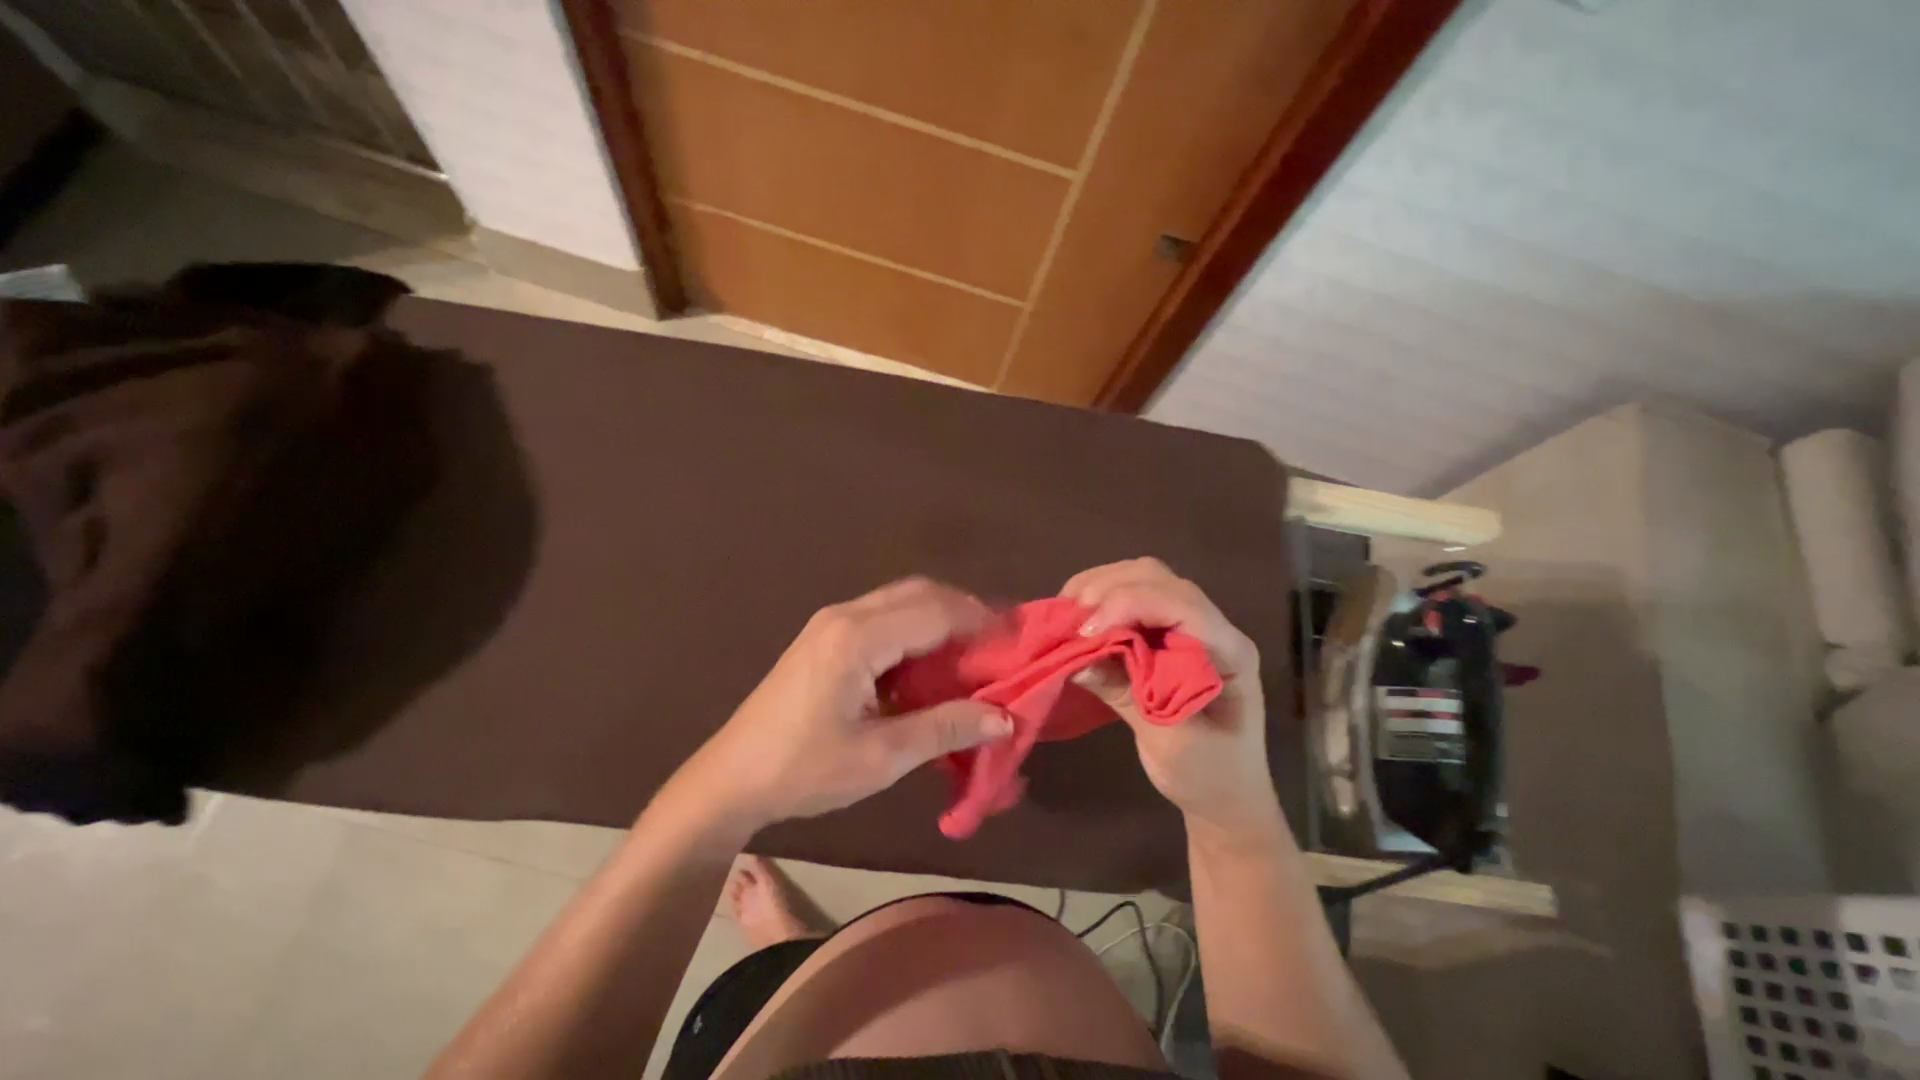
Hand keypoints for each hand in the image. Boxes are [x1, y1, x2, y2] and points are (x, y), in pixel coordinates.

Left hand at [681, 577, 1014, 831]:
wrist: (731, 779)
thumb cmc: (804, 770)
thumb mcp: (882, 757)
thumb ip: (945, 728)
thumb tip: (1005, 717)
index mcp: (857, 638)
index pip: (937, 610)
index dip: (983, 622)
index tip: (1020, 645)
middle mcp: (844, 616)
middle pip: (920, 593)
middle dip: (966, 613)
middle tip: (1002, 650)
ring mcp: (830, 624)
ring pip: (901, 602)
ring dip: (941, 621)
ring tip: (975, 659)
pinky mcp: (824, 639)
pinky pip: (883, 619)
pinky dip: (916, 632)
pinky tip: (931, 668)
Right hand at [1061, 558, 1285, 839]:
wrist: (1228, 799)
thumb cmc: (1208, 776)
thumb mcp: (1171, 744)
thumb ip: (1129, 695)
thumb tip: (1076, 660)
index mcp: (1229, 651)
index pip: (1180, 604)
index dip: (1128, 605)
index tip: (1085, 633)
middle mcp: (1213, 628)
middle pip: (1159, 579)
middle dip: (1108, 589)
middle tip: (1068, 620)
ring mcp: (1191, 628)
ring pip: (1144, 580)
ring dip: (1101, 590)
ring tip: (1067, 618)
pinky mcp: (1168, 637)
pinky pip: (1134, 601)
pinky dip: (1101, 603)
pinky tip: (1078, 623)